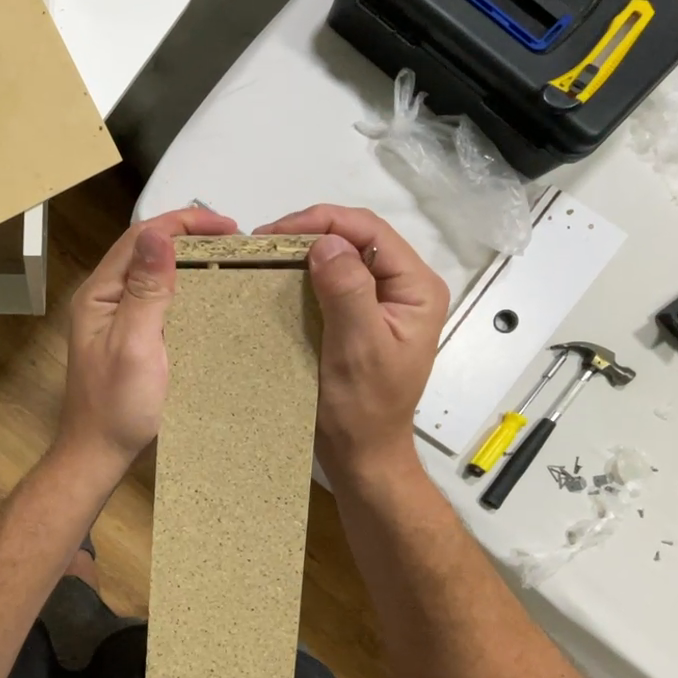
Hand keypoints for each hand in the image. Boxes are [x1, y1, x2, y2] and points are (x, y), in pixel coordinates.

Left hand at [56, 206, 238, 477]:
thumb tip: (159, 233)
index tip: (230, 229)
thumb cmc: (116, 406)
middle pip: (147, 250)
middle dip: (190, 237)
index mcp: (99, 293)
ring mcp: (116, 318)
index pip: (140, 237)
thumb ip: (146, 290)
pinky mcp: (131, 337)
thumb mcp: (134, 345)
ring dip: (190, 262)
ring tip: (231, 264)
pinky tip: (212, 297)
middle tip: (237, 245)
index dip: (184, 223)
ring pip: (155, 273)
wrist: (99, 453)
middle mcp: (105, 298)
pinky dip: (187, 290)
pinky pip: (160, 300)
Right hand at [254, 206, 449, 477]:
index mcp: (416, 289)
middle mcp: (403, 289)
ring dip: (305, 253)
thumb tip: (326, 242)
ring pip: (344, 258)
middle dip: (310, 233)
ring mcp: (381, 305)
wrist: (362, 455)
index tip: (273, 233)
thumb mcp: (357, 347)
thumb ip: (348, 290)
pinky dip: (305, 277)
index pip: (370, 231)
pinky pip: (334, 284)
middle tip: (262, 244)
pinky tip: (279, 282)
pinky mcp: (359, 320)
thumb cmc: (362, 408)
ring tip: (266, 257)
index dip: (323, 222)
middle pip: (357, 238)